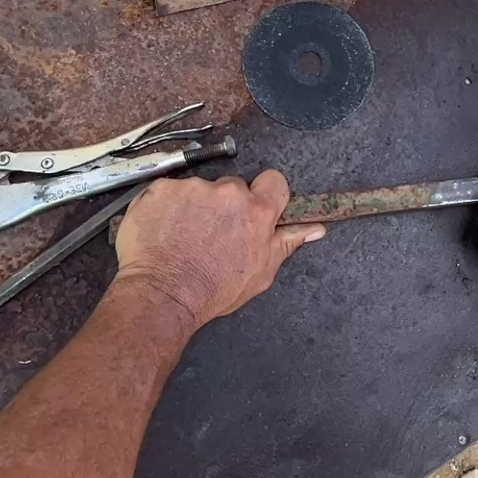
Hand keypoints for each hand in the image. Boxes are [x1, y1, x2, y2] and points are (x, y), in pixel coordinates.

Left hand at [111, 171, 325, 330]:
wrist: (162, 296)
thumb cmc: (212, 291)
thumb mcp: (260, 272)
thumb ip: (287, 243)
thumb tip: (316, 228)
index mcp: (257, 211)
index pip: (274, 182)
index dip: (265, 194)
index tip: (254, 209)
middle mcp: (228, 193)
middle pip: (234, 186)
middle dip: (225, 205)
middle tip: (212, 233)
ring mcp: (193, 188)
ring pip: (200, 189)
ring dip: (194, 206)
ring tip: (183, 236)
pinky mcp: (162, 189)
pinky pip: (168, 191)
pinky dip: (166, 207)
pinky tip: (163, 230)